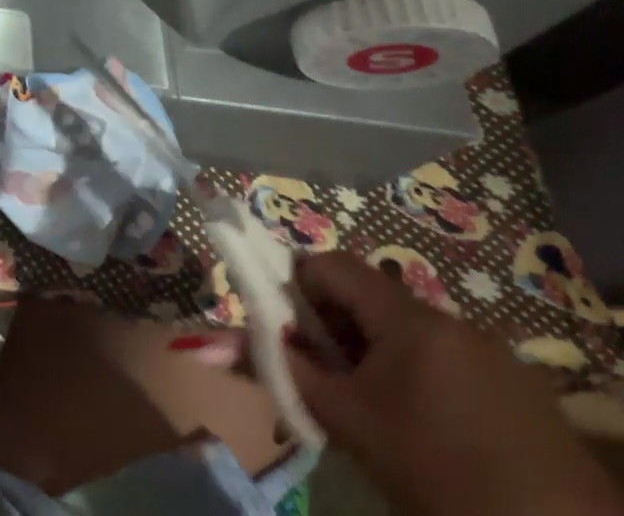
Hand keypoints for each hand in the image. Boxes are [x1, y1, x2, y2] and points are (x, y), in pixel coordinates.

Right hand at [286, 252, 620, 514]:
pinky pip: (440, 359)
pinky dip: (409, 376)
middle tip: (317, 375)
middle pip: (367, 299)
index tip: (283, 329)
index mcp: (411, 319)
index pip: (330, 264)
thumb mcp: (341, 416)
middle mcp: (454, 321)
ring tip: (362, 405)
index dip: (294, 286)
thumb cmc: (432, 464)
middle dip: (329, 328)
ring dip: (368, 354)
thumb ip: (277, 368)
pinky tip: (413, 424)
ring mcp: (493, 354)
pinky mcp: (517, 388)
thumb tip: (210, 342)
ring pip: (402, 332)